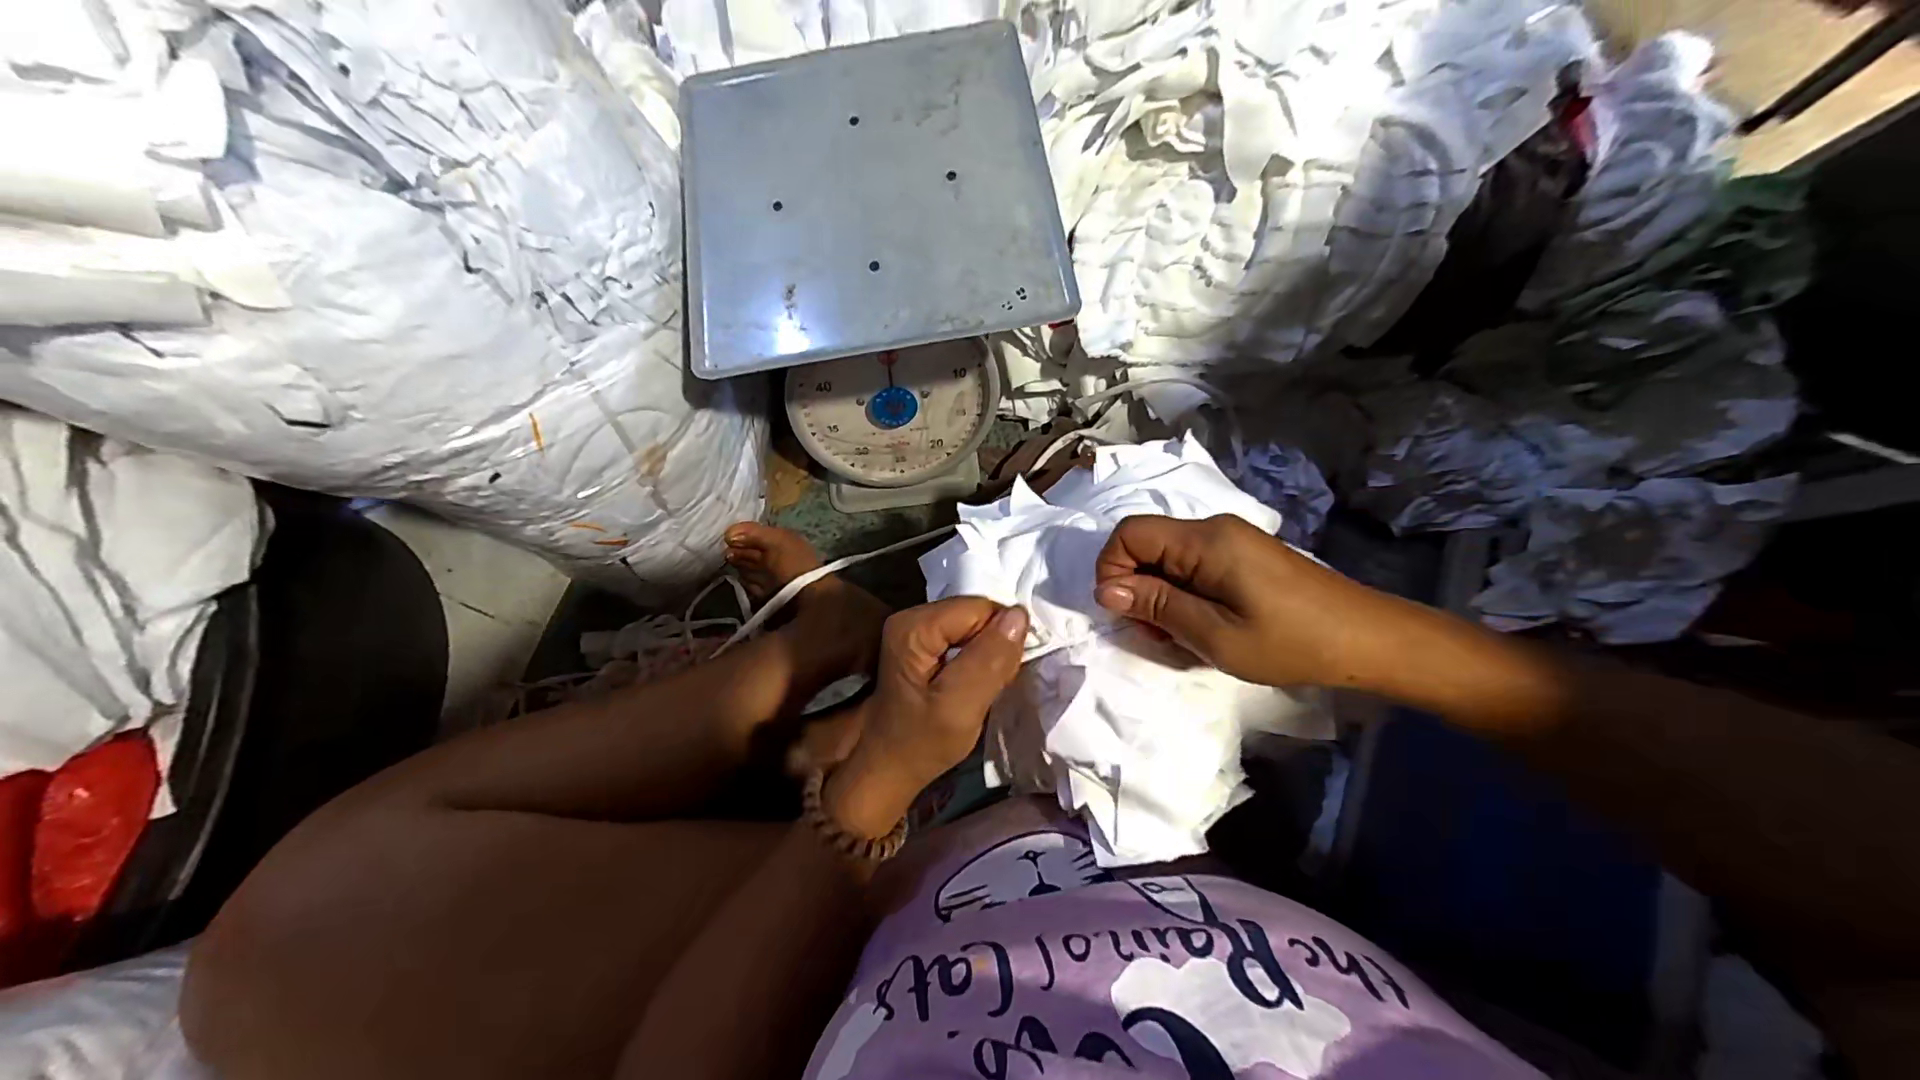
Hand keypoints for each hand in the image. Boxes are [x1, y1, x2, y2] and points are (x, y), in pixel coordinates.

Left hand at [823, 598, 1027, 836]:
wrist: (889, 767)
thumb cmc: (922, 743)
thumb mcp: (960, 707)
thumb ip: (989, 661)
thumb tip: (1019, 615)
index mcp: (914, 626)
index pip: (980, 609)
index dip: (1000, 638)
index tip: (1001, 675)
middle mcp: (911, 616)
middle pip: (977, 612)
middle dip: (995, 644)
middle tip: (992, 684)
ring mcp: (915, 628)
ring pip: (974, 624)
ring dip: (988, 652)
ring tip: (983, 685)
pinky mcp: (922, 642)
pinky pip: (965, 636)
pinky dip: (977, 657)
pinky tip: (972, 682)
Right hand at [1093, 514, 1409, 689]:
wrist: (1368, 640)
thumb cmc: (1291, 642)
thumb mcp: (1215, 634)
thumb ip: (1157, 606)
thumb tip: (1105, 589)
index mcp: (1206, 540)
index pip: (1129, 533)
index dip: (1112, 569)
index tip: (1124, 612)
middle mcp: (1214, 528)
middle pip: (1146, 543)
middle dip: (1136, 587)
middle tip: (1156, 634)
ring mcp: (1231, 539)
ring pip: (1166, 557)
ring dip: (1159, 595)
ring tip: (1182, 635)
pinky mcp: (1242, 555)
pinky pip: (1191, 565)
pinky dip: (1182, 594)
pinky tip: (1202, 625)